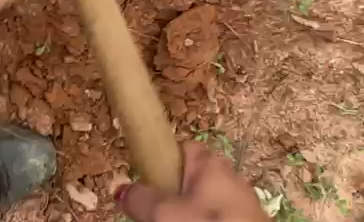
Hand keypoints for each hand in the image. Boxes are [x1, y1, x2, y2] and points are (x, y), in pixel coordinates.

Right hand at [117, 143, 265, 221]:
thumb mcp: (166, 214)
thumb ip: (140, 198)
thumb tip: (119, 189)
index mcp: (210, 162)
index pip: (180, 148)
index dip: (161, 163)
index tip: (150, 185)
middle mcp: (230, 178)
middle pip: (191, 180)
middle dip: (174, 197)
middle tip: (160, 216)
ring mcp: (245, 208)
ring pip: (206, 206)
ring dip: (191, 216)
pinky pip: (220, 219)